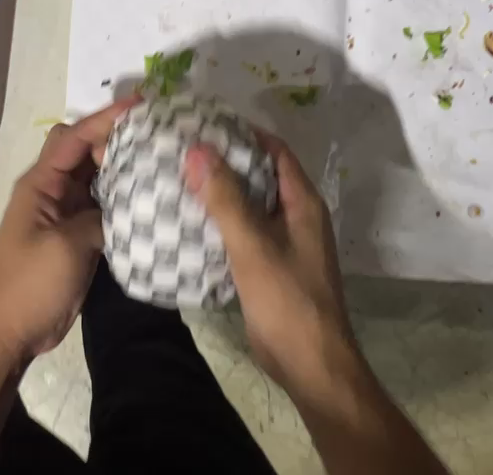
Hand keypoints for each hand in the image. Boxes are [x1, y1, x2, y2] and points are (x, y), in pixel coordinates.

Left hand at [0, 97, 136, 363]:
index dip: (104, 119)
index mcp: (41, 183)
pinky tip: (152, 199)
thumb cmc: (28, 285)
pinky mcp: (78, 236)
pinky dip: (124, 200)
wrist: (8, 333)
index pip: (73, 137)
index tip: (140, 106)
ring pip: (97, 177)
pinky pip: (103, 206)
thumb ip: (98, 218)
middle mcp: (53, 190)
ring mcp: (65, 213)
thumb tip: (128, 205)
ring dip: (123, 168)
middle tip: (158, 134)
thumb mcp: (65, 246)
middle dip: (117, 139)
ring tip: (162, 159)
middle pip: (86, 151)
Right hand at [183, 129, 355, 391]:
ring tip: (180, 179)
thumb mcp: (252, 245)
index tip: (205, 124)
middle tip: (184, 150)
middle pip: (261, 175)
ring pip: (251, 204)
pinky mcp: (272, 266)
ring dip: (221, 192)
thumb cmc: (288, 300)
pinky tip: (191, 222)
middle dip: (226, 161)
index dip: (244, 133)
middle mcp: (297, 216)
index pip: (275, 151)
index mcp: (302, 203)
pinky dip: (221, 221)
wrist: (311, 367)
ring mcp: (286, 242)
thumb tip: (198, 148)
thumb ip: (225, 197)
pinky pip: (245, 230)